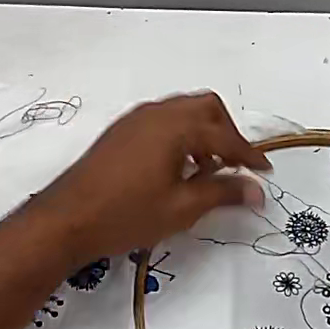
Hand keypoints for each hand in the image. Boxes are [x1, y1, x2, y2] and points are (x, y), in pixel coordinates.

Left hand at [28, 92, 269, 263]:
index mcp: (174, 127)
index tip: (263, 172)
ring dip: (202, 134)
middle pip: (205, 108)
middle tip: (235, 165)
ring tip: (206, 170)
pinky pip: (161, 122)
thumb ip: (222, 193)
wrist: (66, 220)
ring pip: (181, 112)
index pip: (224, 135)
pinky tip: (176, 169)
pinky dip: (179, 136)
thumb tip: (254, 190)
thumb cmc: (125, 215)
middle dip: (226, 133)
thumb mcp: (181, 208)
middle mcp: (155, 114)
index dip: (247, 155)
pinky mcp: (120, 133)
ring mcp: (134, 120)